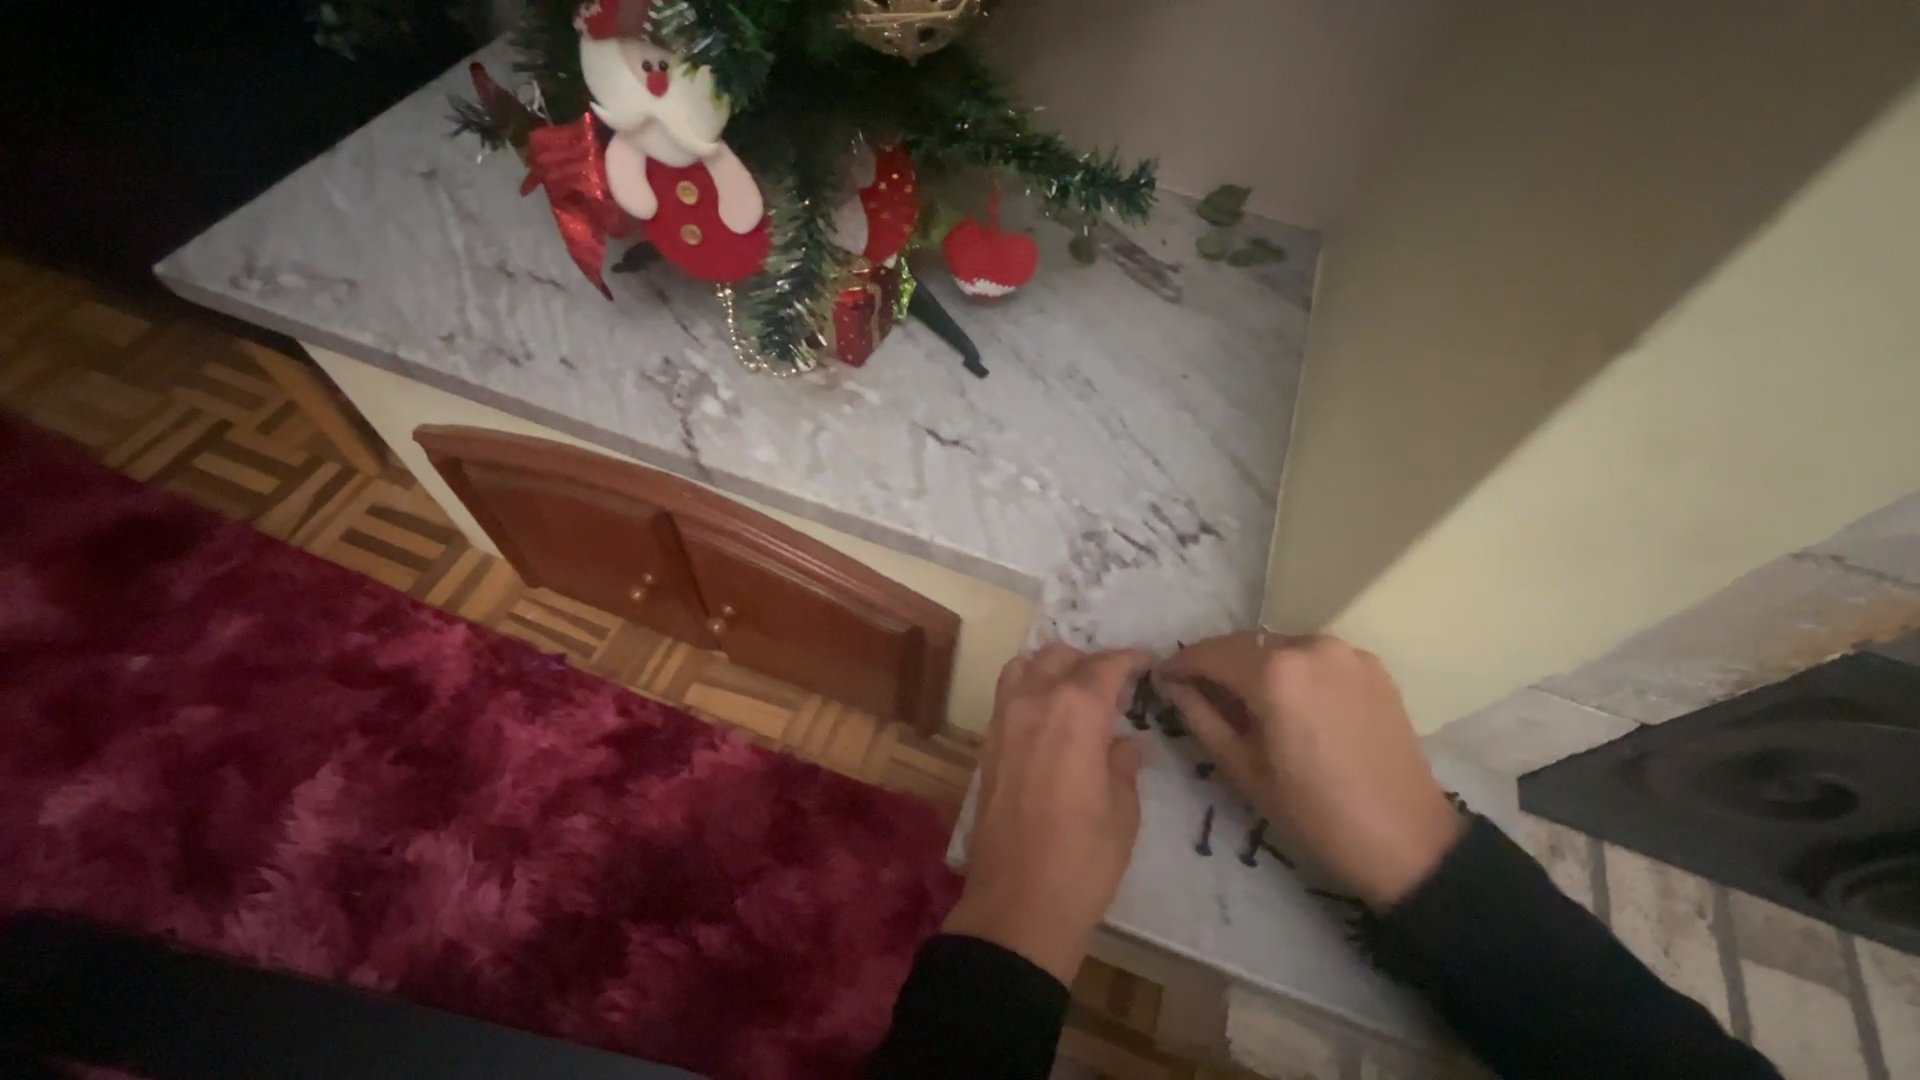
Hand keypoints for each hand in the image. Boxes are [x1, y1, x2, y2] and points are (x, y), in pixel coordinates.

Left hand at [945, 643, 1150, 983]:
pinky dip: (1028, 688)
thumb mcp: (1123, 810)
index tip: (1147, 662)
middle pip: (1061, 656)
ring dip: (1052, 667)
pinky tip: (1049, 715)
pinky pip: (1007, 694)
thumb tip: (1124, 744)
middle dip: (1090, 661)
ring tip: (1076, 691)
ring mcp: (1004, 720)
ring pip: (1025, 666)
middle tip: (1115, 684)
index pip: (1106, 665)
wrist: (1018, 902)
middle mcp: (1034, 701)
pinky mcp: (987, 744)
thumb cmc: (1084, 857)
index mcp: (1076, 710)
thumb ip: (1123, 764)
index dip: (1130, 659)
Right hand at [1155, 634, 1464, 908]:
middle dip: (1217, 664)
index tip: (1163, 679)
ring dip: (1255, 665)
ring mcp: (1346, 653)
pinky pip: (1314, 657)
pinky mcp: (1371, 666)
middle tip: (1198, 692)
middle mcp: (1310, 646)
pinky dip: (1292, 670)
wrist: (1407, 841)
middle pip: (1245, 644)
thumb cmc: (1314, 813)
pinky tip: (1290, 703)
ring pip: (1280, 647)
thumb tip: (1172, 685)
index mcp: (1274, 673)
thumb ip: (1201, 717)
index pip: (1210, 653)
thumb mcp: (1242, 769)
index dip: (1181, 664)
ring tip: (1246, 701)